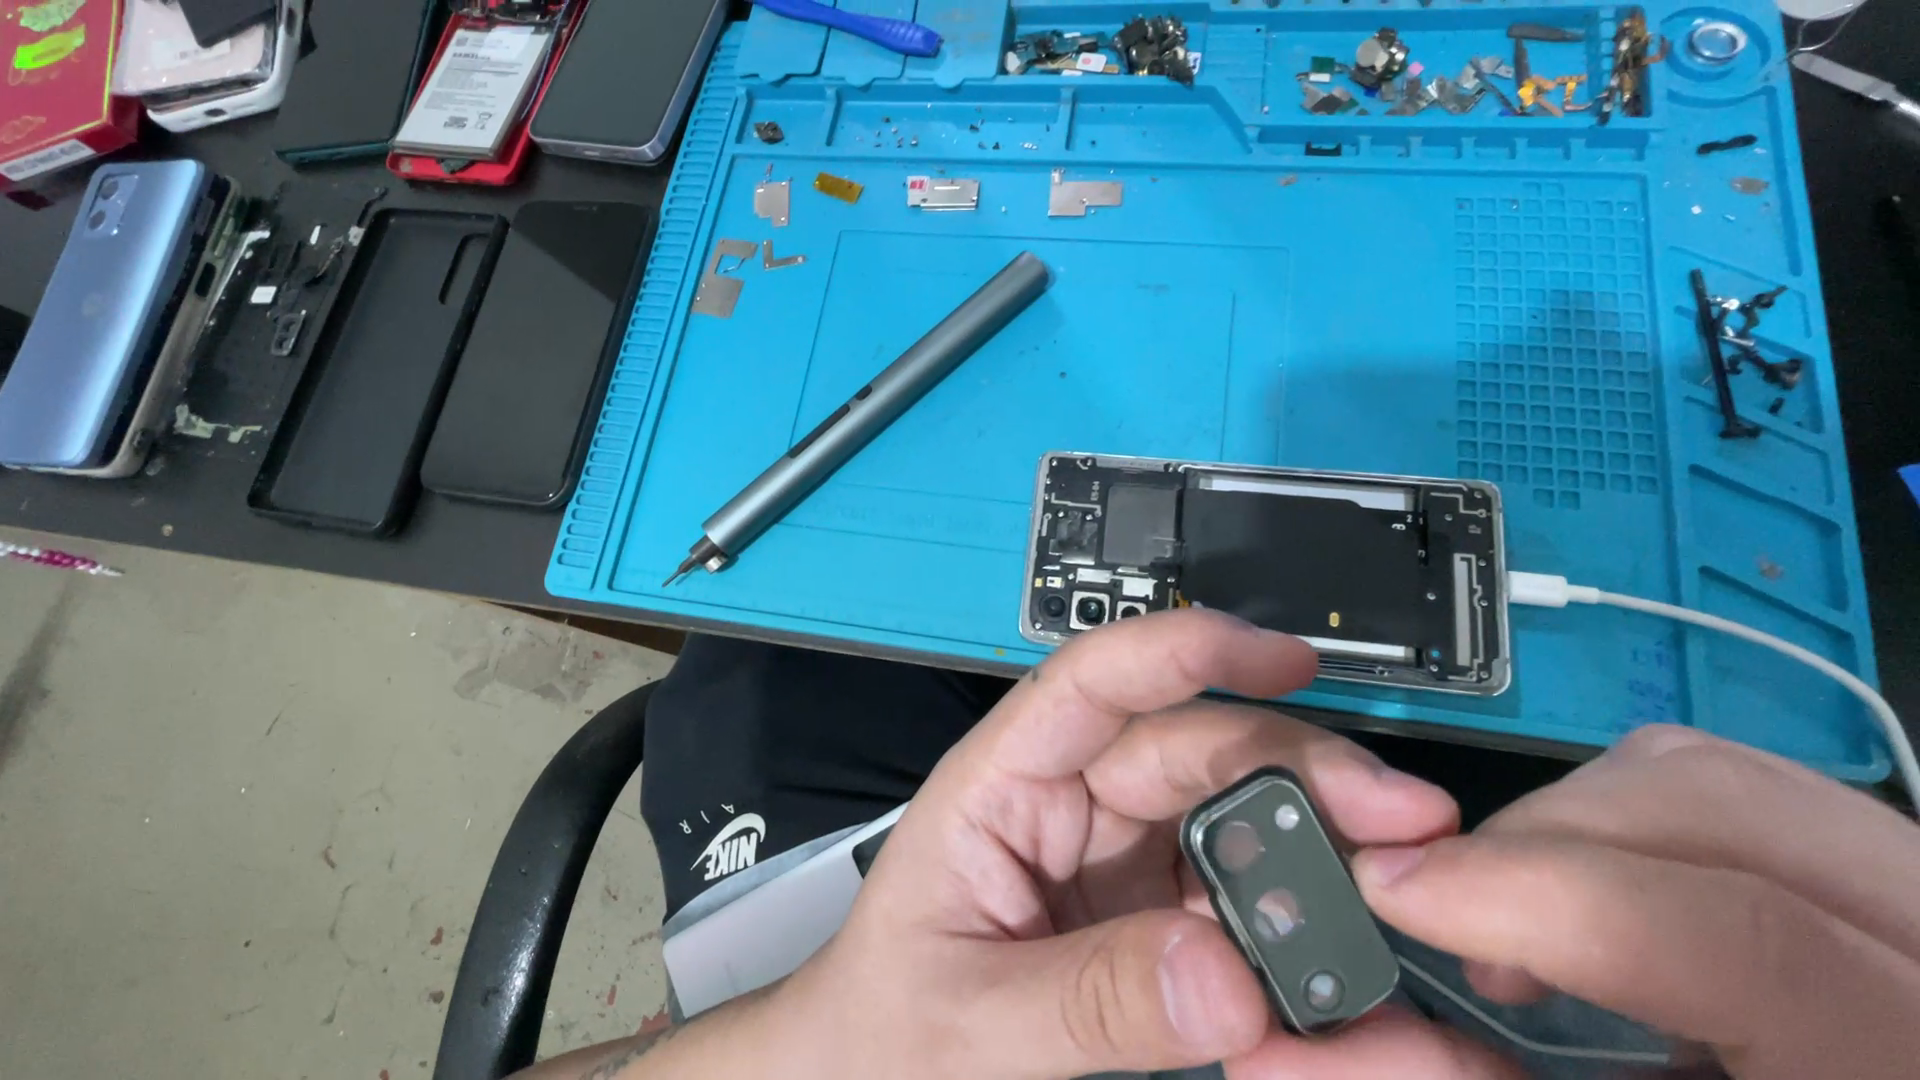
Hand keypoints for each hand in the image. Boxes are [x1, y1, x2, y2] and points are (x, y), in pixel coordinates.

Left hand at [762, 608, 1460, 1078]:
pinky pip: (1233, 895)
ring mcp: (1115, 858)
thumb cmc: (882, 1023)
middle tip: (1400, 815)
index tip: (1282, 657)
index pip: (1089, 683)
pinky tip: (1339, 947)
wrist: (867, 1077)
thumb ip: (1087, 1001)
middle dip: (1293, 764)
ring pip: (1225, 813)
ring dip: (1309, 839)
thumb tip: (1225, 979)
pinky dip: (1291, 918)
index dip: (1181, 650)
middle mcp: (1068, 802)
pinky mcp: (1148, 915)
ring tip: (1390, 884)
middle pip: (1188, 747)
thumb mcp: (969, 1016)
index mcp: (1001, 785)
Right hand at [1314, 724, 1919, 1078]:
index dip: (1539, 896)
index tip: (1390, 890)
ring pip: (1709, 770)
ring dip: (1566, 823)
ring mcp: (1916, 889)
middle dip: (1533, 838)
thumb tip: (1306, 1040)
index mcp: (1904, 1058)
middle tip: (1459, 922)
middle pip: (1709, 798)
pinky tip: (1602, 907)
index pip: (1741, 936)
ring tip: (1525, 916)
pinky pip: (1729, 785)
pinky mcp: (1880, 868)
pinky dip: (1618, 822)